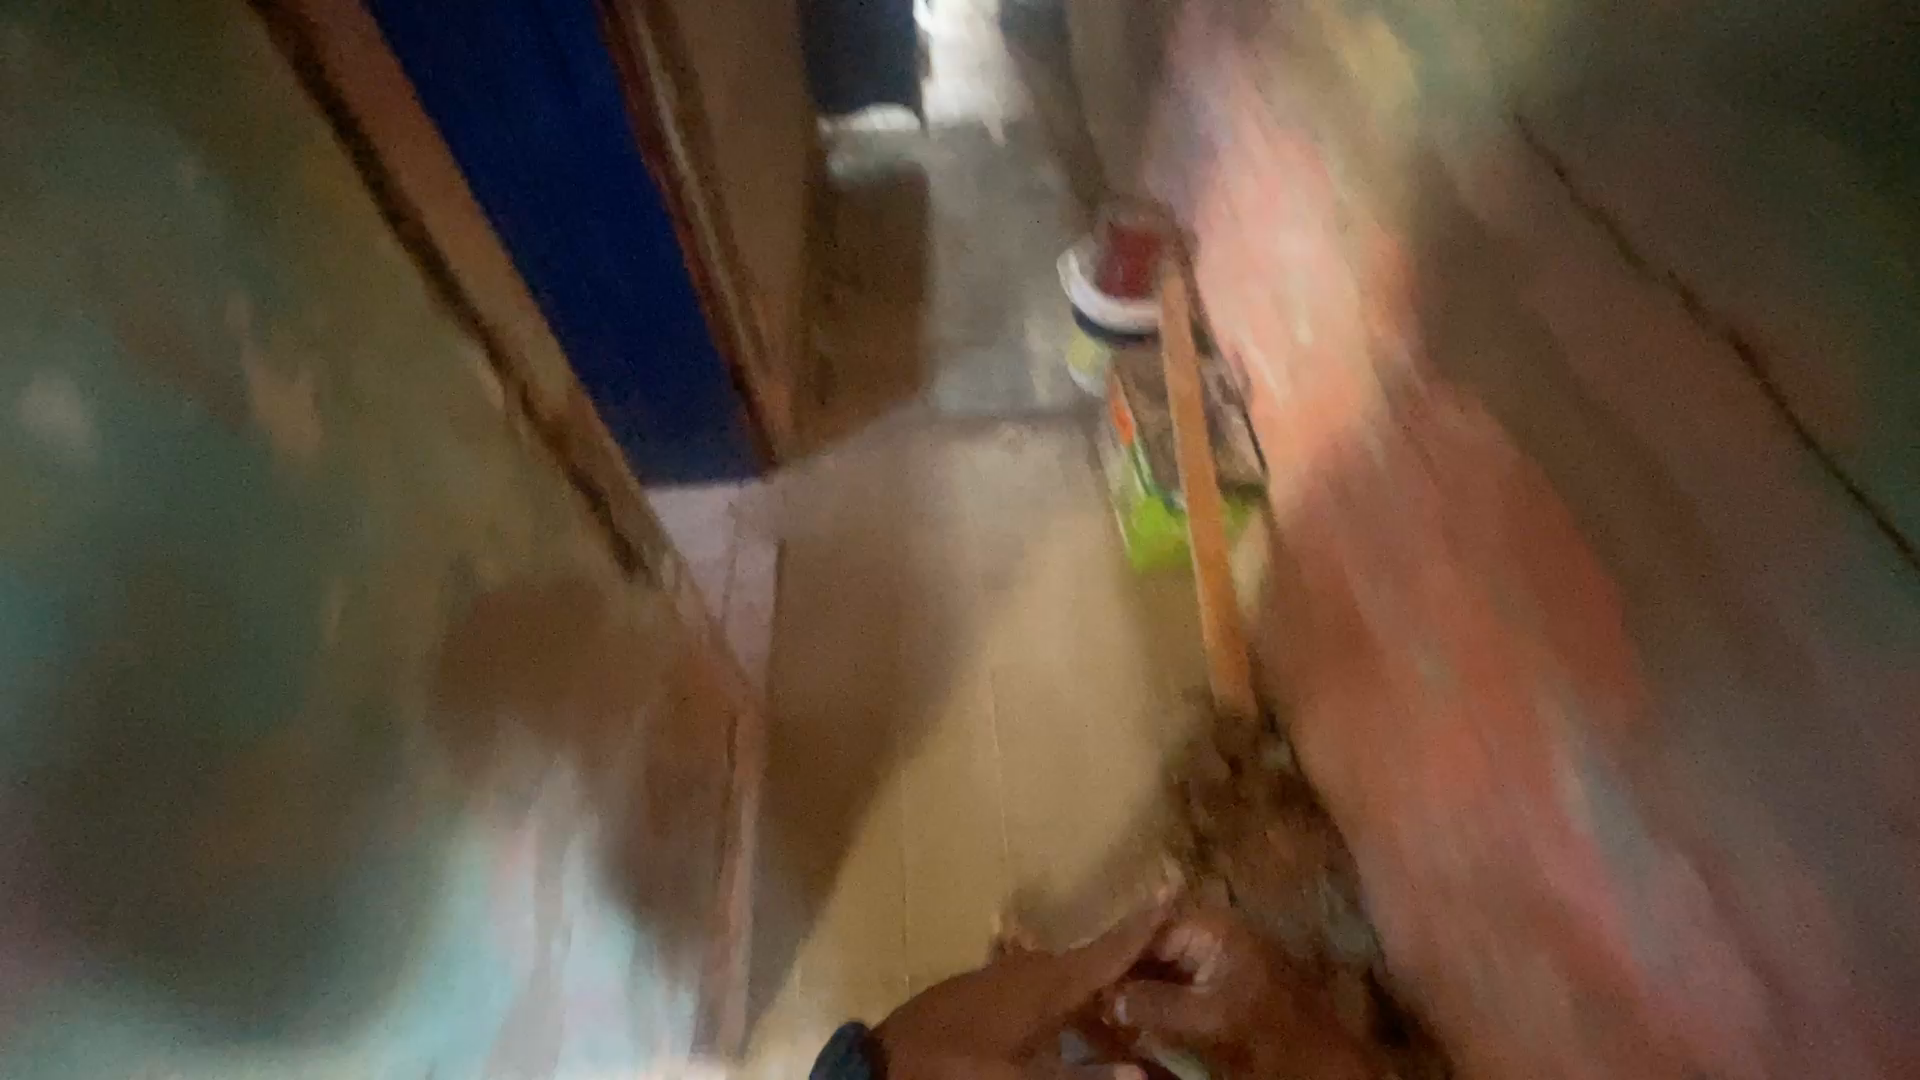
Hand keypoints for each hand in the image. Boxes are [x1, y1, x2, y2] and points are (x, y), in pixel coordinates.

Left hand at [872, 905, 1168, 1079]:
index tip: (1171, 889)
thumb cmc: (959, 1067)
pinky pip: (1047, 989)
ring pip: (1070, 977)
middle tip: (1167, 948)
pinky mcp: (992, 992)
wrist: (890, 1062)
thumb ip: (1082, 1077)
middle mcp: (1031, 970)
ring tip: (1134, 988)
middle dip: (1129, 955)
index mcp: (1046, 985)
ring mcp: (1008, 978)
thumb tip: (1141, 1074)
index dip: (1142, 925)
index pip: (1106, 951)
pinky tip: (1081, 1014)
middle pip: (1094, 962)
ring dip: (1101, 983)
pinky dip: (1073, 997)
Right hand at [1106, 908, 1378, 1079]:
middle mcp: (1207, 936)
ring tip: (1096, 1010)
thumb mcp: (1212, 1023)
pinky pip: (1172, 992)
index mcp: (1209, 928)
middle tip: (1082, 995)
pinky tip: (1127, 1023)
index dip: (1109, 953)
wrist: (1332, 1074)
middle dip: (1116, 972)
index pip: (1144, 929)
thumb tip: (1104, 995)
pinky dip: (1150, 1007)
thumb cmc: (1275, 1041)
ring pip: (1156, 971)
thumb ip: (1156, 1004)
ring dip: (1130, 993)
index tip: (1077, 975)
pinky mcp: (1216, 993)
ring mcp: (1212, 964)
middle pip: (1147, 947)